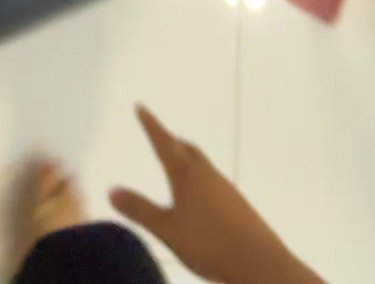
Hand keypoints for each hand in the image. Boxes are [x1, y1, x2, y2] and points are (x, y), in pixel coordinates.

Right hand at [111, 106, 317, 283]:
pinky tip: (201, 198)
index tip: (141, 107)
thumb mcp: (166, 229)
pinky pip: (214, 182)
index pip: (163, 141)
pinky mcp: (241, 207)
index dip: (151, 124)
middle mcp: (206, 174)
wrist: (264, 267)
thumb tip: (111, 190)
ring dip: (188, 160)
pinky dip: (202, 180)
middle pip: (187, 149)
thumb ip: (139, 210)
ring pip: (203, 165)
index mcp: (185, 173)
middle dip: (171, 140)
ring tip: (178, 166)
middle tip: (160, 135)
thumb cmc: (210, 243)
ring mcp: (227, 189)